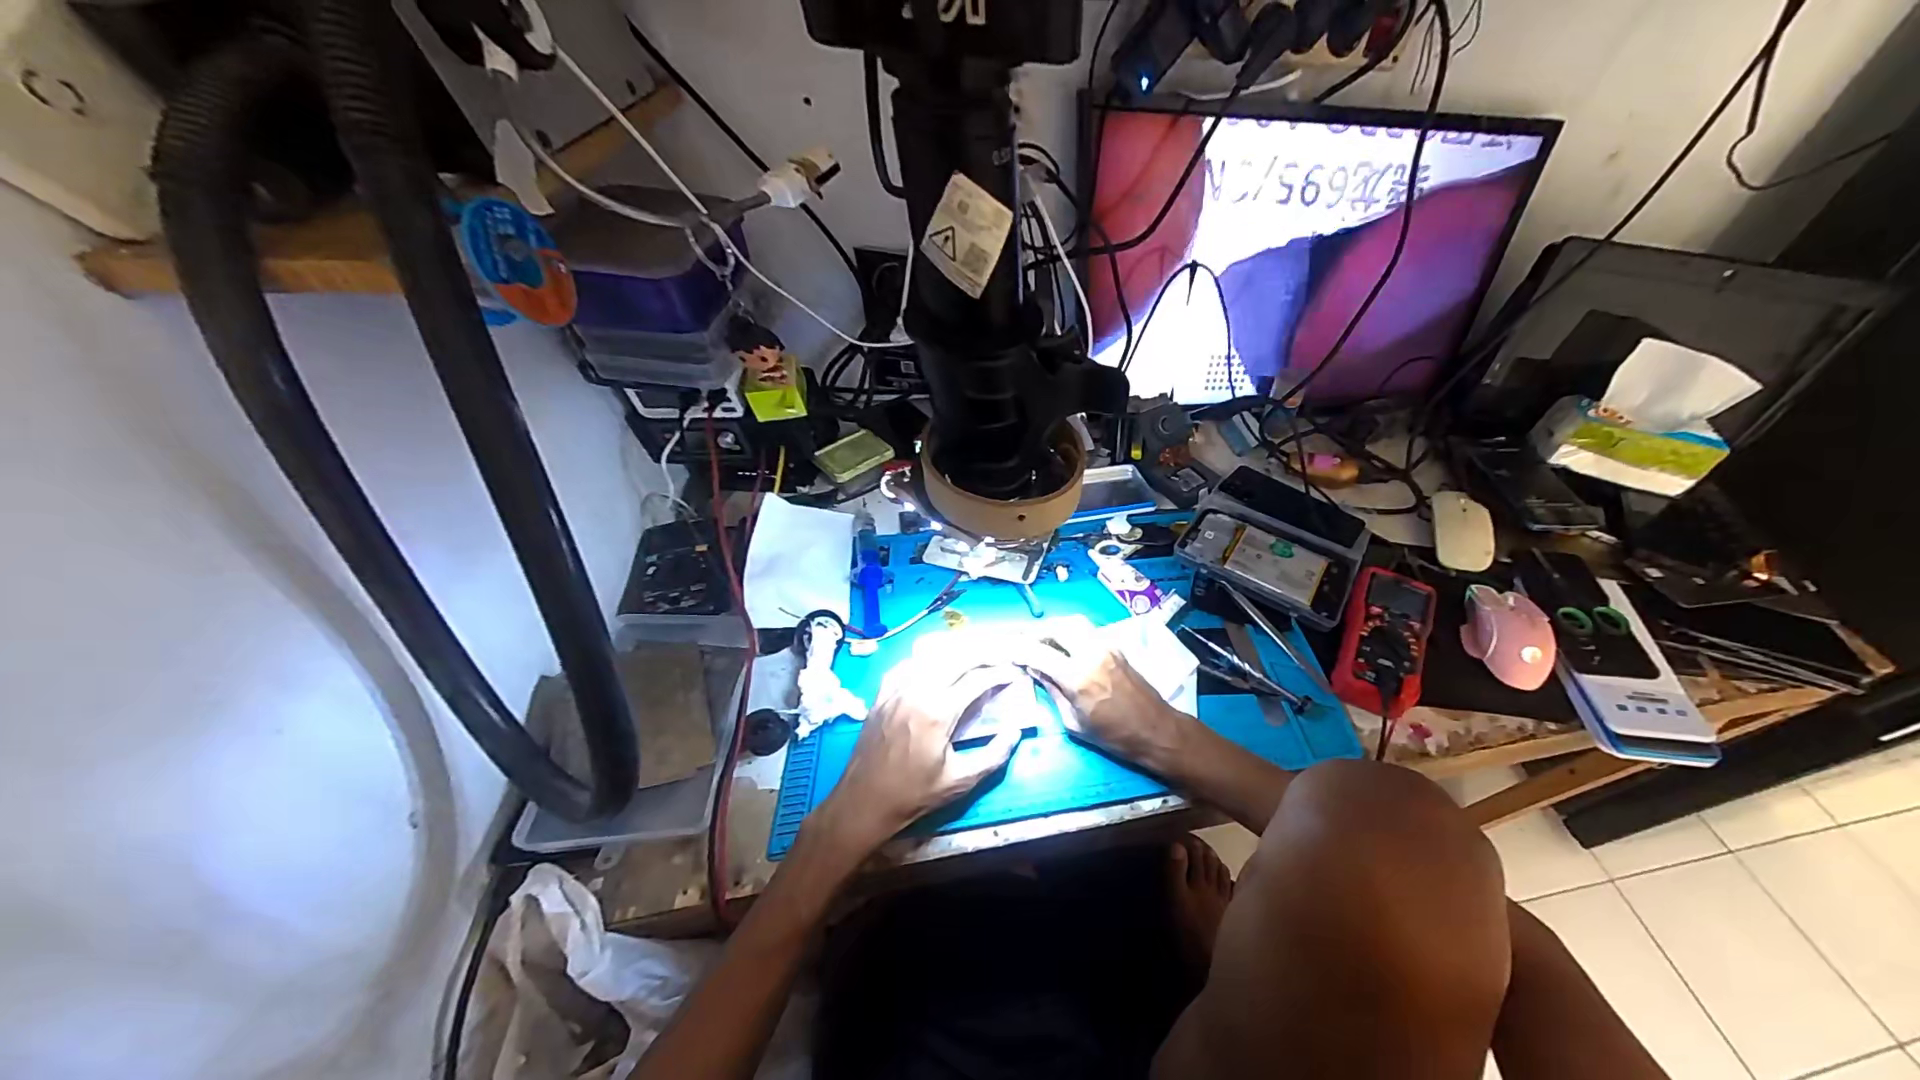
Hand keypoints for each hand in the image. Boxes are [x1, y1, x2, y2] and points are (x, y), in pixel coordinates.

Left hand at [808, 656, 1024, 855]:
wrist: (864, 801)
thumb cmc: (914, 794)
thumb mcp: (960, 781)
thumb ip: (993, 756)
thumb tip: (1014, 732)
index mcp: (938, 712)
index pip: (977, 680)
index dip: (1000, 674)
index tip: (1014, 674)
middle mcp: (917, 691)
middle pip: (955, 658)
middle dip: (982, 655)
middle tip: (999, 659)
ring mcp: (896, 690)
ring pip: (930, 656)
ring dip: (955, 653)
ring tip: (973, 657)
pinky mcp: (882, 694)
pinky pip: (906, 666)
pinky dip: (925, 660)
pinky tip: (934, 664)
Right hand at [1016, 632, 1193, 766]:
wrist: (1157, 730)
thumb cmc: (1114, 736)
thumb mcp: (1073, 722)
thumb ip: (1052, 691)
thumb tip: (1034, 670)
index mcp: (1079, 676)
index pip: (1038, 651)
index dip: (1018, 649)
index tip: (1005, 650)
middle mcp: (1091, 653)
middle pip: (1056, 627)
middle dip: (1036, 632)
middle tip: (1023, 643)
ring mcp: (1106, 646)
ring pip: (1072, 623)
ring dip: (1053, 629)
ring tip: (1042, 643)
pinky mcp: (1115, 647)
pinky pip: (1086, 631)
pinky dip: (1069, 634)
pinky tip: (1063, 648)